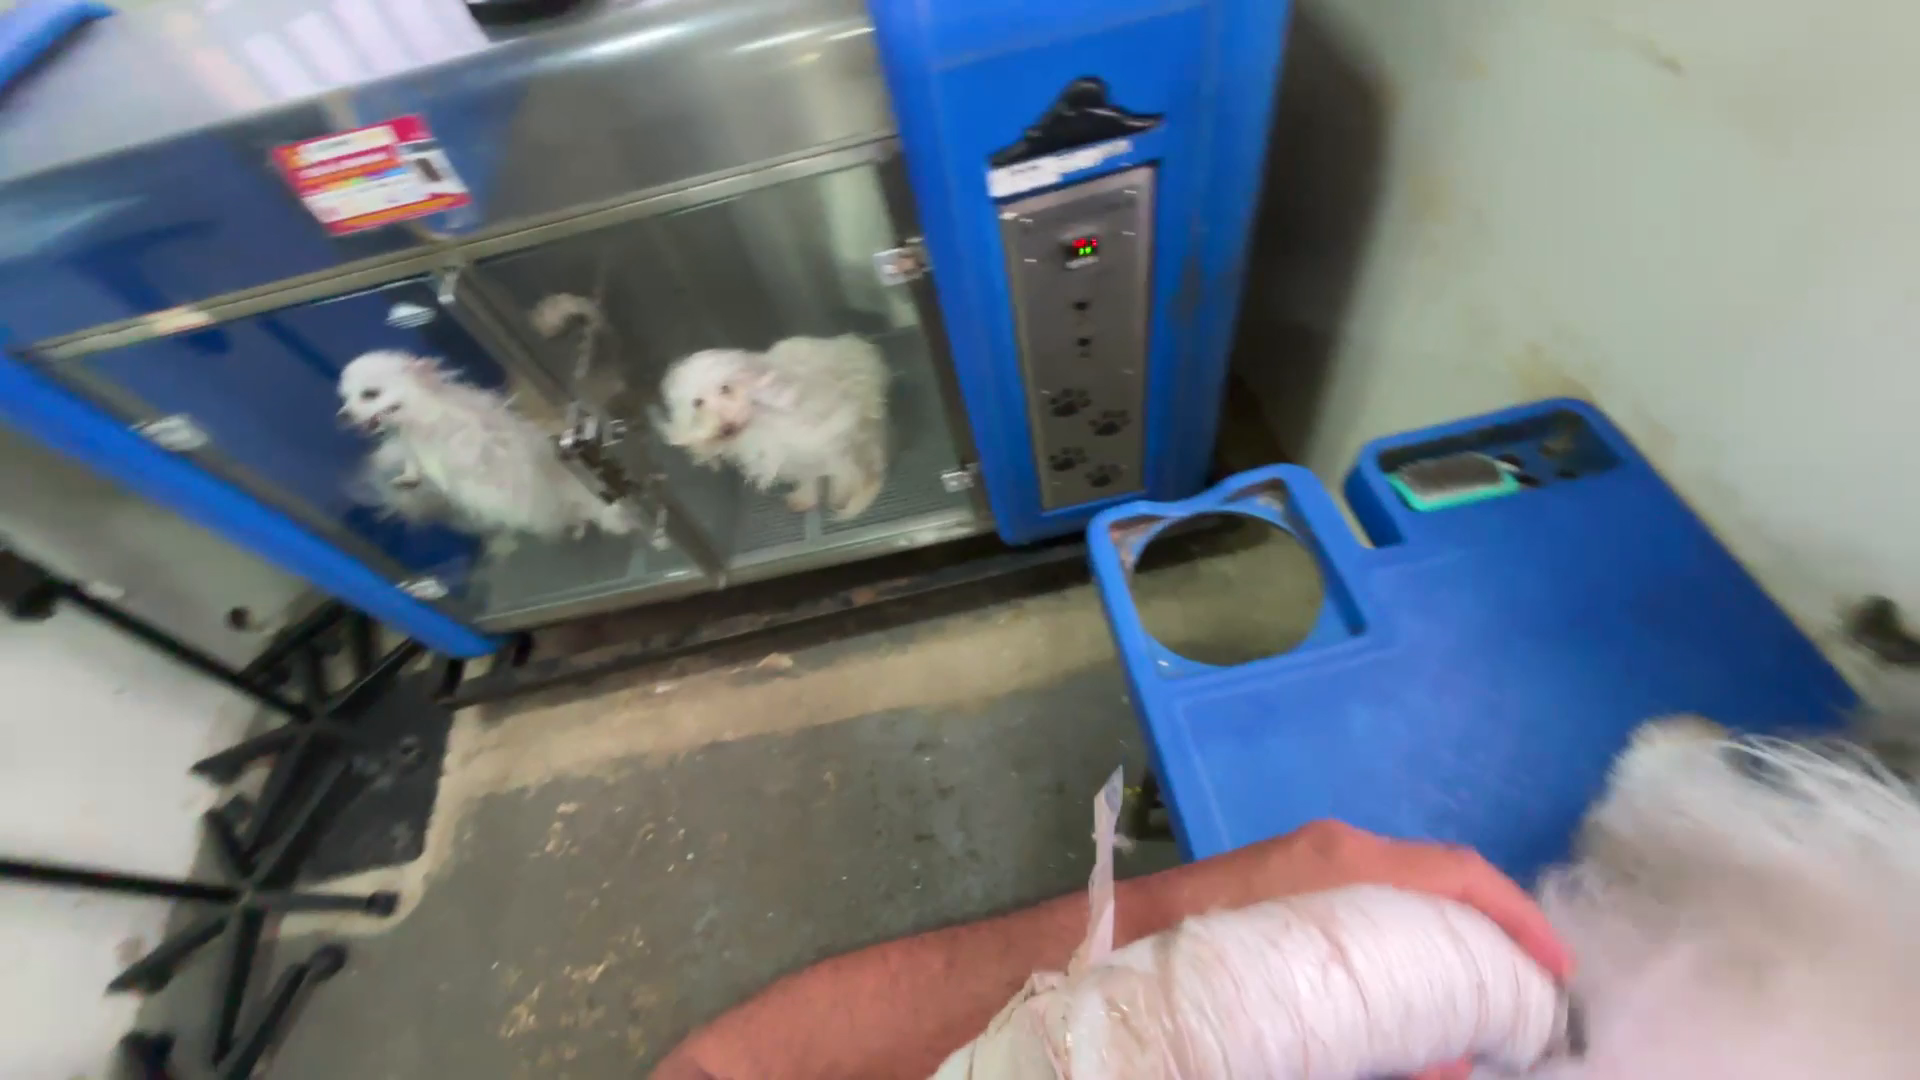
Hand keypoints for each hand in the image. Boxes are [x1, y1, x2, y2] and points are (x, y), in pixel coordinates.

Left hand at [1222, 821, 1573, 1079]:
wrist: (1139, 938)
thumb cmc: (1230, 972)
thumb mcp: (1326, 1015)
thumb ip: (1400, 1038)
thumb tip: (1453, 1061)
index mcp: (1350, 863)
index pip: (1459, 872)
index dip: (1521, 918)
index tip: (1560, 975)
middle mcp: (1334, 846)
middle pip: (1435, 876)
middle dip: (1486, 931)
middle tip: (1521, 997)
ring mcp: (1304, 852)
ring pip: (1399, 886)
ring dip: (1439, 933)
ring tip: (1467, 996)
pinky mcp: (1282, 870)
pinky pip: (1360, 894)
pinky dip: (1395, 930)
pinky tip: (1399, 979)